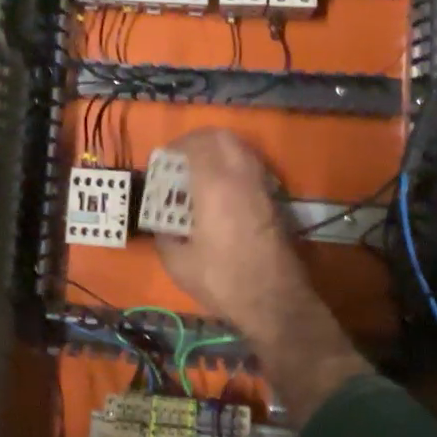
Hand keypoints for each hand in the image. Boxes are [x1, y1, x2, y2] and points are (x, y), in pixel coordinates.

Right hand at [154, 128, 308, 329]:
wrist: (274, 300)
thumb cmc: (222, 280)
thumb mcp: (179, 264)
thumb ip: (165, 237)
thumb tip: (162, 227)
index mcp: (213, 184)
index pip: (196, 144)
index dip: (176, 146)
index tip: (163, 160)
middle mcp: (240, 176)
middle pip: (221, 137)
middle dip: (198, 140)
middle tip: (181, 158)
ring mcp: (261, 186)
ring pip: (241, 148)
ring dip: (219, 150)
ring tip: (200, 171)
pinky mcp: (274, 199)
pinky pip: (252, 166)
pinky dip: (235, 165)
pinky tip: (222, 190)